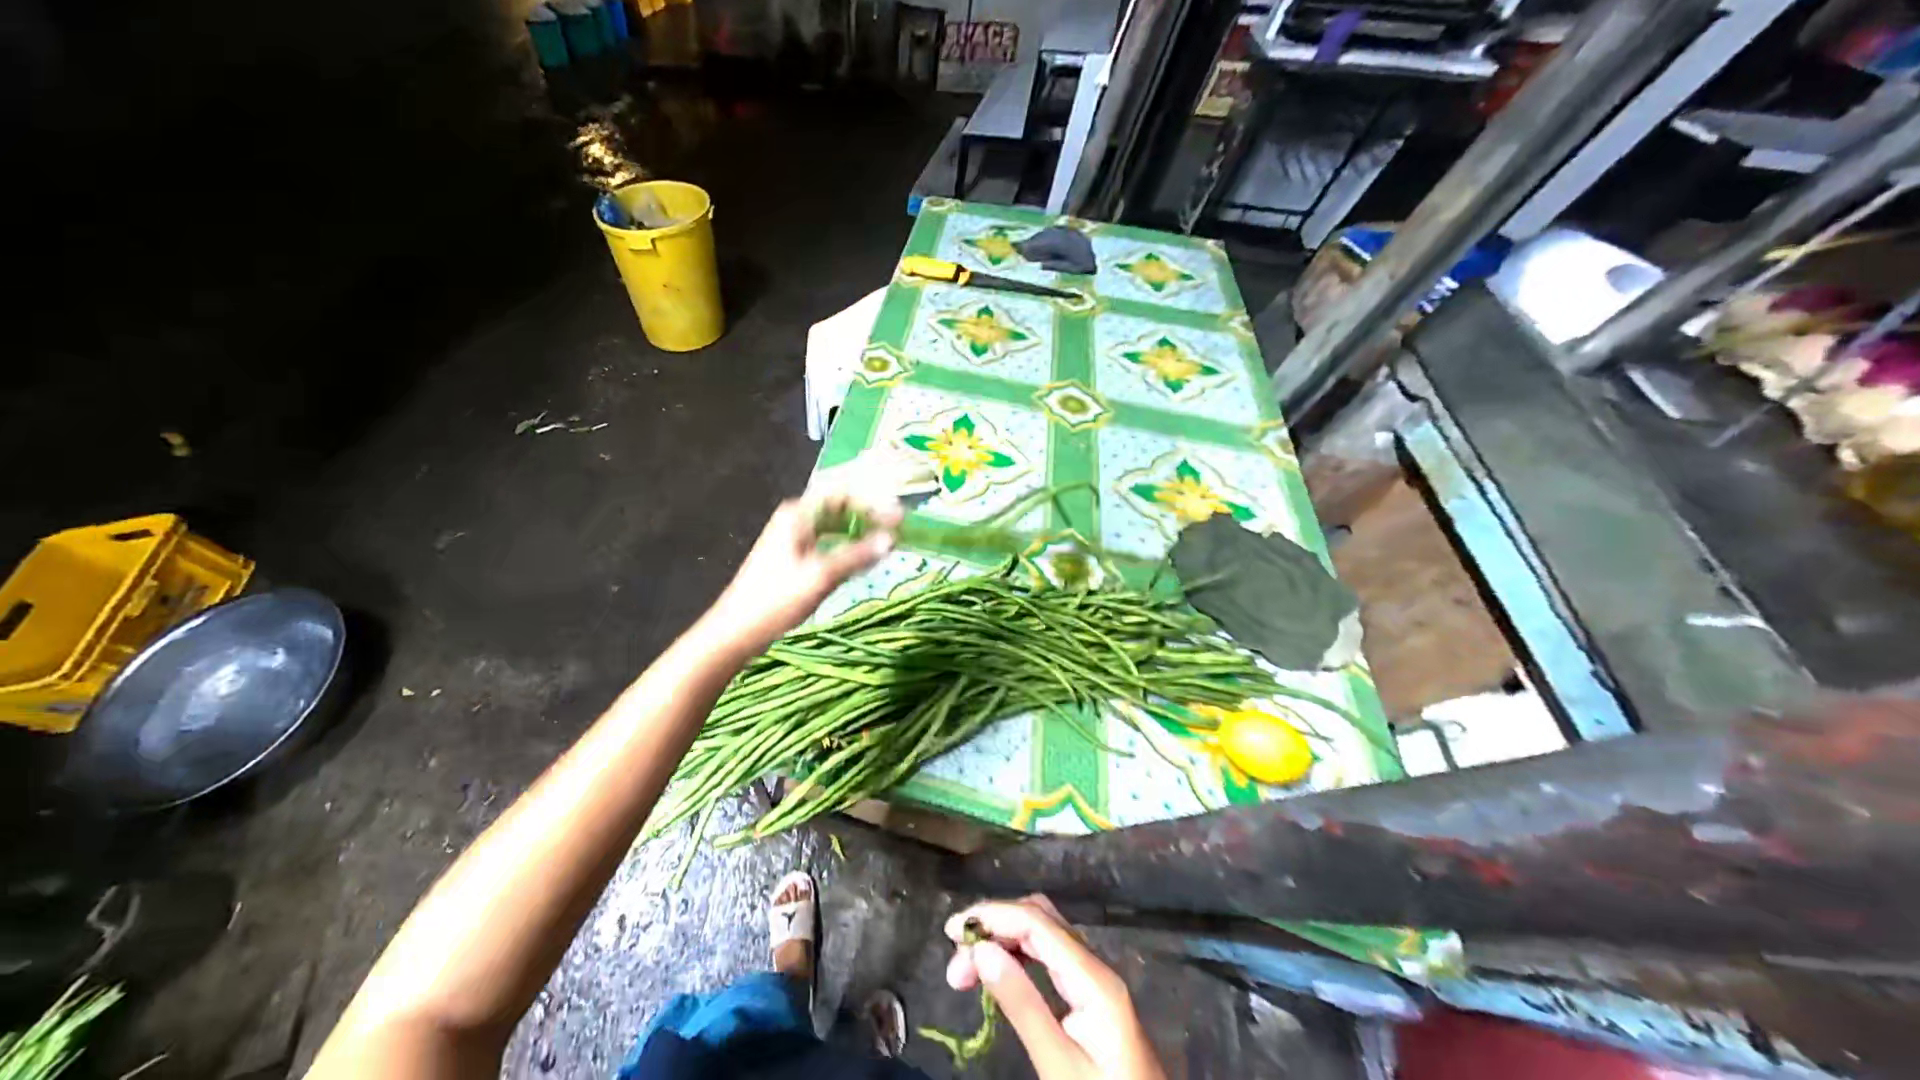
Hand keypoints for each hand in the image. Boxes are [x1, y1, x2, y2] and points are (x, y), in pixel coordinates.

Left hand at [704, 491, 900, 651]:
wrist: (736, 631)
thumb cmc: (775, 600)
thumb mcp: (821, 576)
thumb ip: (857, 556)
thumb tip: (892, 539)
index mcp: (798, 514)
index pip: (843, 493)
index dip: (874, 502)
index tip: (899, 518)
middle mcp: (796, 519)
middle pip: (840, 507)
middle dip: (870, 516)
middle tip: (899, 530)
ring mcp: (794, 538)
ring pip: (835, 526)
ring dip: (861, 532)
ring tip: (887, 544)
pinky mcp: (794, 558)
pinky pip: (828, 542)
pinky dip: (848, 547)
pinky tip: (864, 560)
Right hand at [945, 895, 1165, 1079]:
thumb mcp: (1058, 1065)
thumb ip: (1022, 1005)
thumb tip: (981, 951)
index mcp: (1093, 978)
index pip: (1037, 921)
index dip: (992, 916)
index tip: (950, 931)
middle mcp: (1095, 966)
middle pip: (1040, 919)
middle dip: (994, 926)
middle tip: (956, 961)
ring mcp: (1094, 980)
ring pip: (1043, 935)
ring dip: (1003, 940)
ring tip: (966, 970)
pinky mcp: (1089, 997)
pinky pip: (1049, 957)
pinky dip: (1018, 955)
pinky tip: (998, 974)